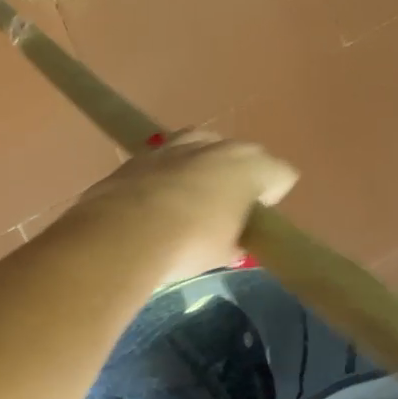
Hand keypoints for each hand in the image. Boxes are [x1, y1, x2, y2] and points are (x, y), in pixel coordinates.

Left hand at [82, 134, 298, 283]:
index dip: (267, 200)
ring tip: (179, 196)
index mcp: (250, 165)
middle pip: (236, 154)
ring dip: (192, 165)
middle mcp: (213, 147)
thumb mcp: (221, 252)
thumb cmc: (186, 244)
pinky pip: (153, 163)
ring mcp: (167, 149)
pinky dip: (154, 177)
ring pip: (192, 146)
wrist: (118, 236)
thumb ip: (230, 241)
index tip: (249, 222)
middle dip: (230, 177)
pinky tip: (143, 200)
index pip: (280, 175)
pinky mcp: (129, 161)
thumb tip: (225, 246)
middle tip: (214, 209)